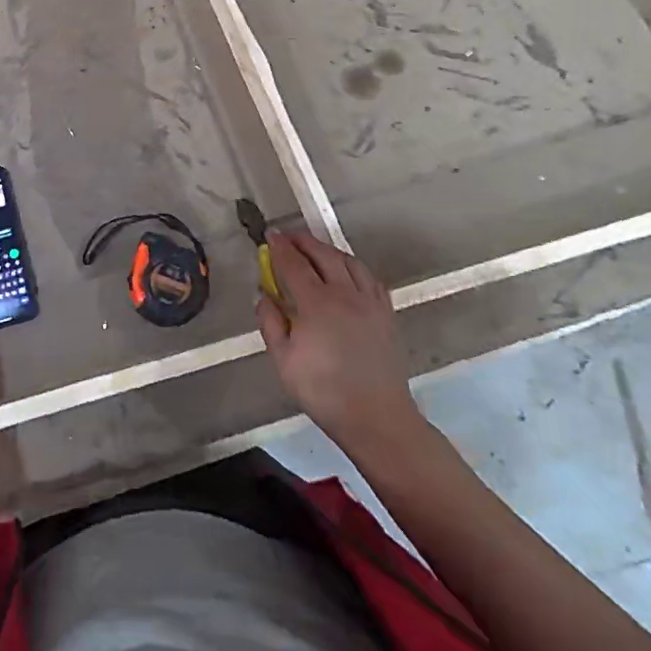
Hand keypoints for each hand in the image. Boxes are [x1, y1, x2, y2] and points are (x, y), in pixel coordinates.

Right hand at [256, 232, 423, 452]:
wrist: (375, 416)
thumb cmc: (322, 391)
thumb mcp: (283, 360)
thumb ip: (271, 323)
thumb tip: (264, 296)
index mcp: (316, 304)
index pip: (294, 265)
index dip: (279, 247)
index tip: (269, 235)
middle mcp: (345, 295)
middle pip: (323, 255)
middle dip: (303, 241)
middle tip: (288, 236)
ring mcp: (370, 303)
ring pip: (350, 262)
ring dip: (328, 249)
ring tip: (315, 249)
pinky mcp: (386, 314)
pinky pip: (369, 278)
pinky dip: (353, 266)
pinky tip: (347, 271)